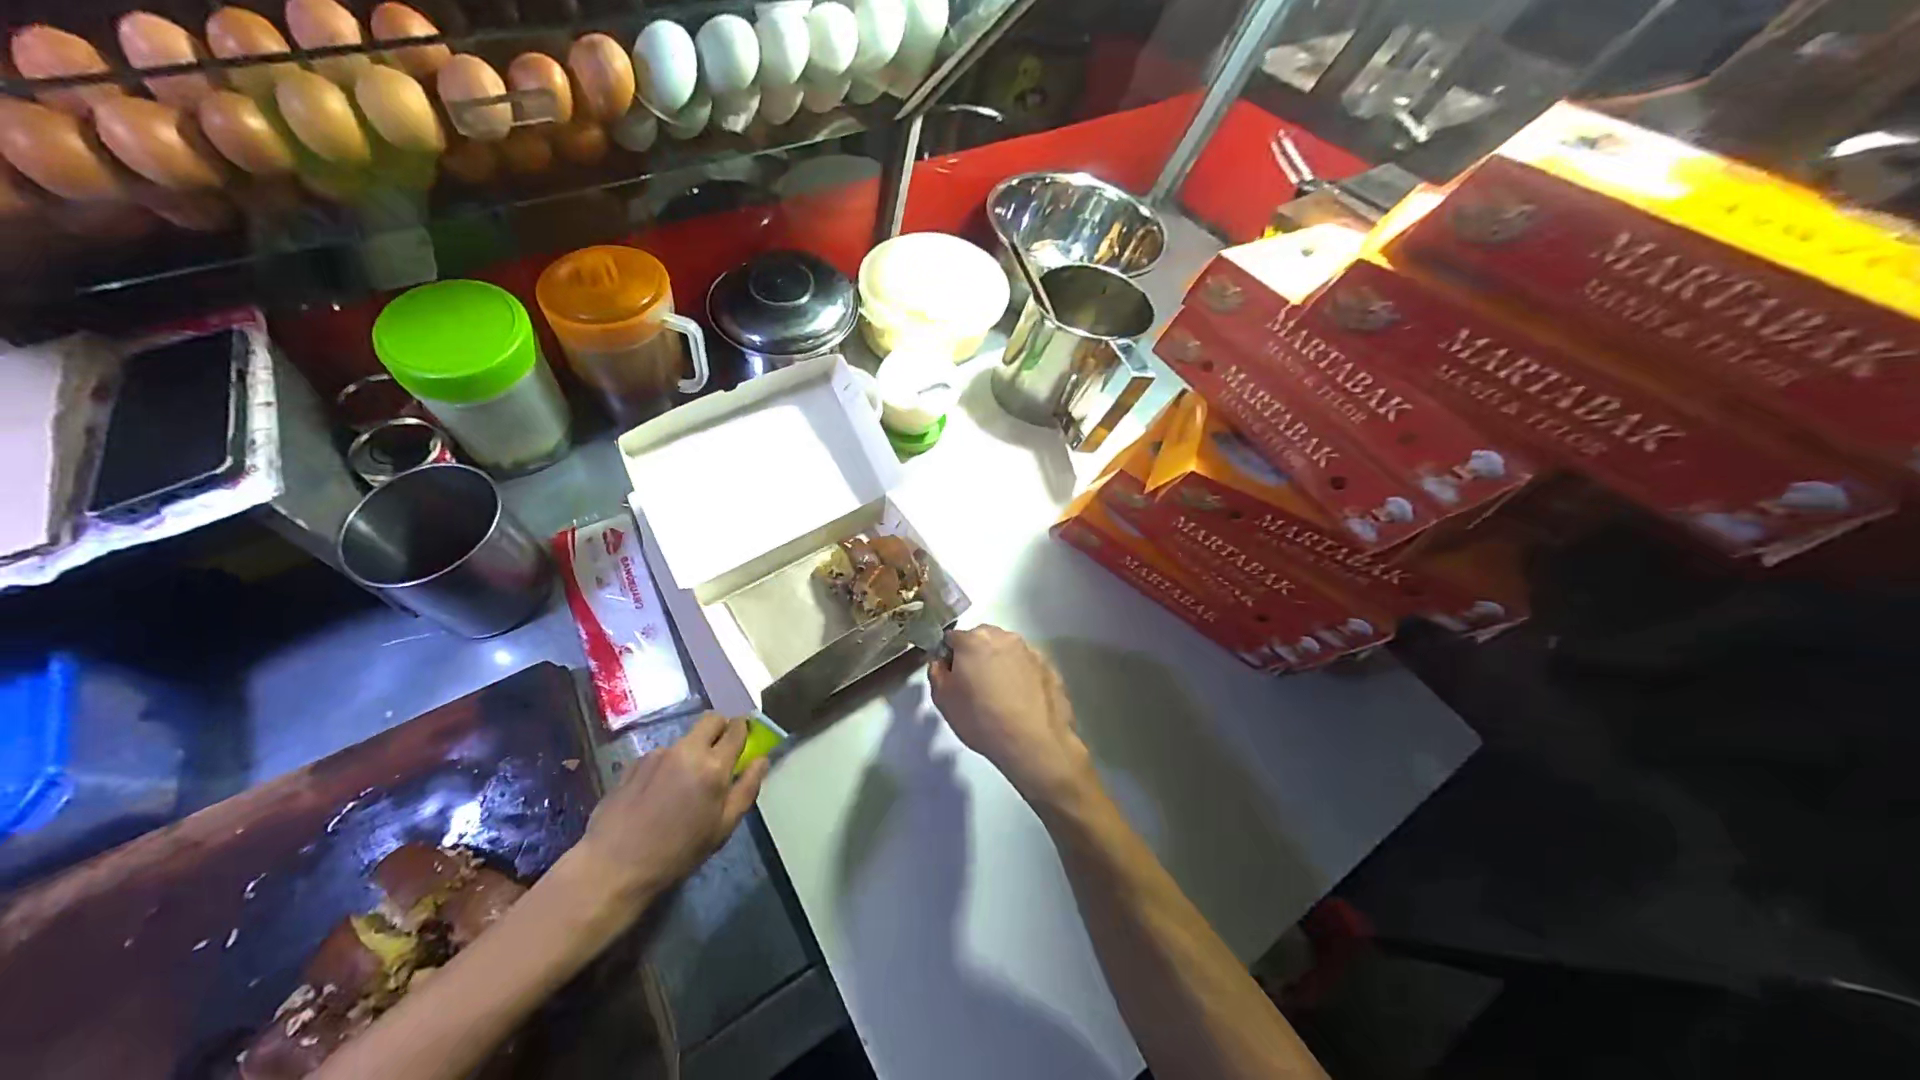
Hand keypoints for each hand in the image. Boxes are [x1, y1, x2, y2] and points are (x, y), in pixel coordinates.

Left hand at [574, 713, 768, 907]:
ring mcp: (657, 754)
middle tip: (720, 754)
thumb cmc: (678, 851)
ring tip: (682, 786)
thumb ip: (747, 788)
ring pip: (685, 740)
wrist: (614, 866)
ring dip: (691, 752)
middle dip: (720, 728)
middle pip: (711, 720)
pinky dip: (667, 766)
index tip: (744, 740)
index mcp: (713, 766)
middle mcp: (686, 750)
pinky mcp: (633, 763)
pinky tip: (657, 794)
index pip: (736, 729)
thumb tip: (761, 760)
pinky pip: (660, 756)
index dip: (744, 730)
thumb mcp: (723, 827)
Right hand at [928, 625, 1096, 811]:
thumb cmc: (981, 719)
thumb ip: (936, 673)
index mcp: (974, 640)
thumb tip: (941, 662)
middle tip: (975, 687)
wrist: (1033, 741)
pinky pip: (1026, 666)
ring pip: (1006, 651)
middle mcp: (1004, 637)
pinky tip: (1020, 701)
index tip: (952, 678)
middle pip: (982, 639)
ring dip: (1000, 665)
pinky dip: (1021, 676)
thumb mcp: (943, 700)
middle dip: (975, 657)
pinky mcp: (1048, 666)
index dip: (949, 657)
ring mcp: (1029, 650)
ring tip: (1000, 697)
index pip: (952, 638)